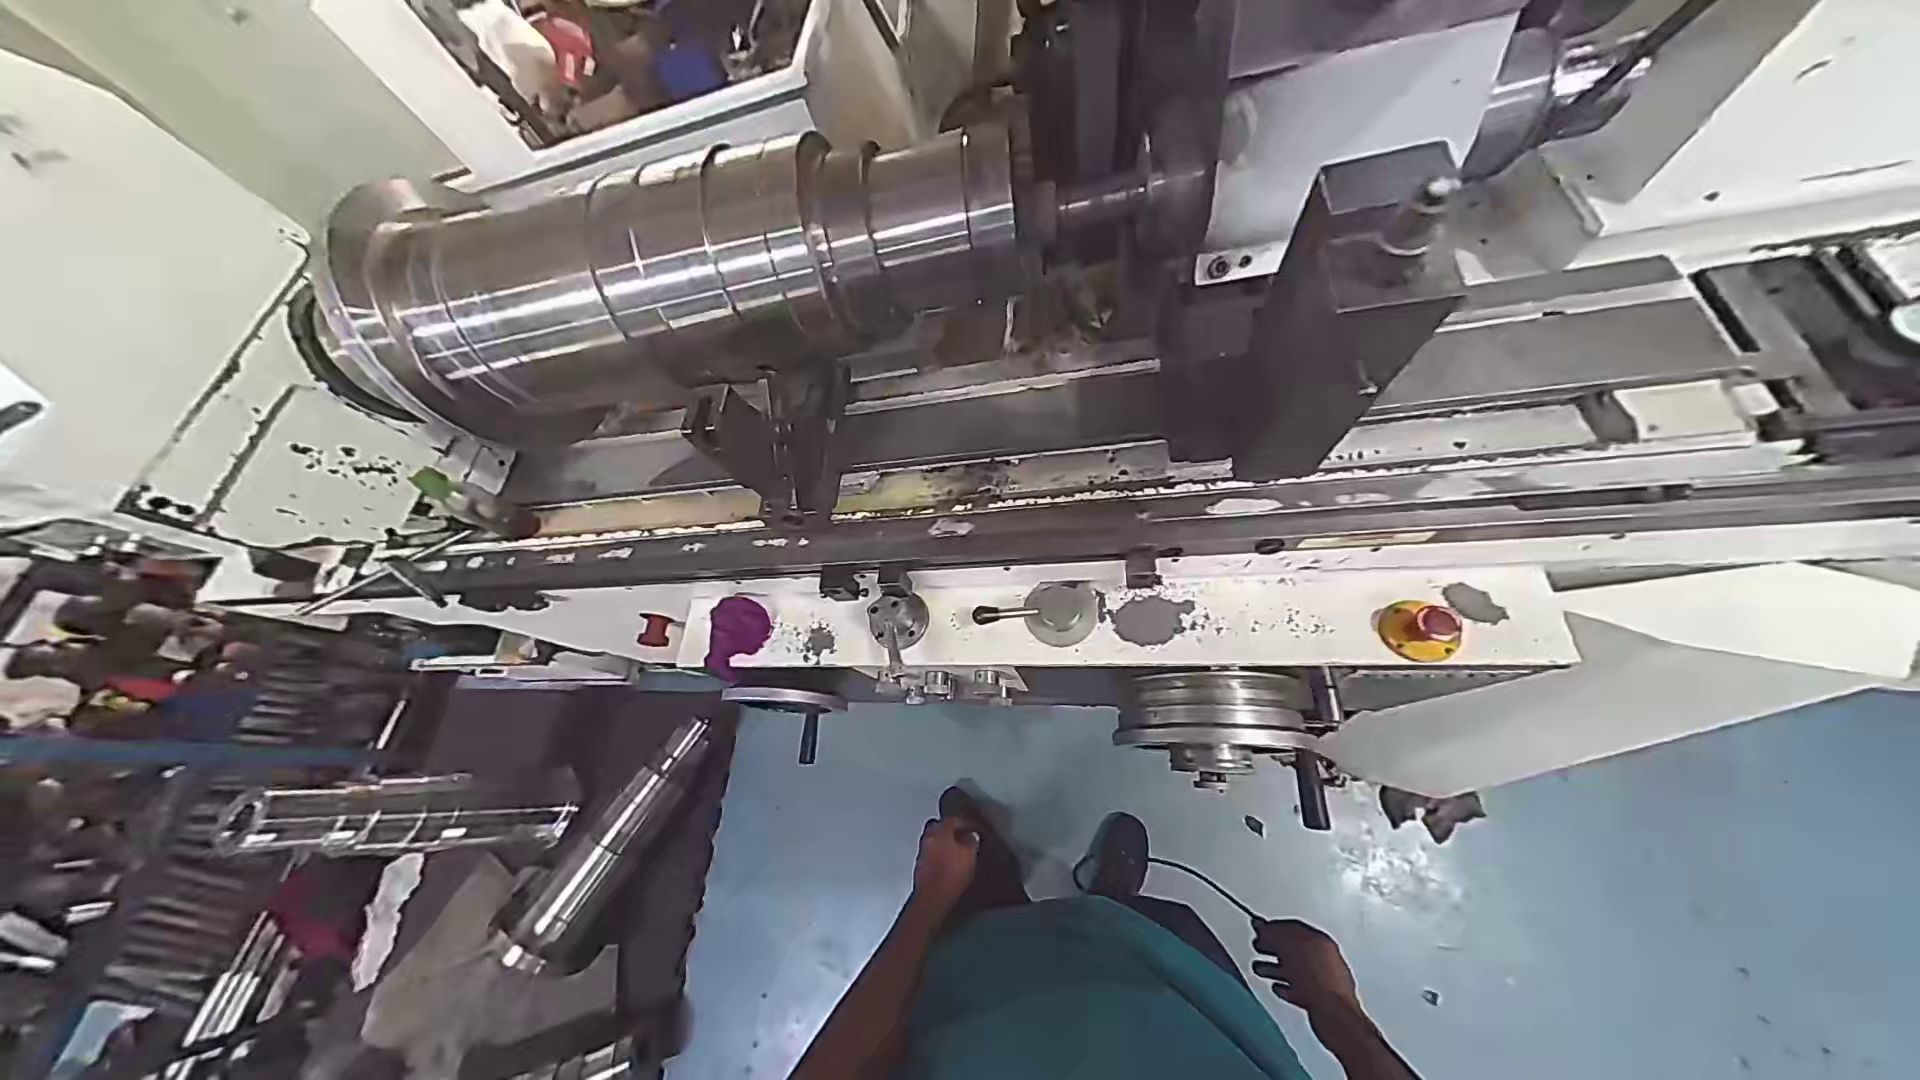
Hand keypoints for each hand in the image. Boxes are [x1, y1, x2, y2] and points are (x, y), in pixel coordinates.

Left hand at [910, 816, 977, 914]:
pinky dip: (939, 855)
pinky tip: (947, 863)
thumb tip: (972, 837)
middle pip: (940, 827)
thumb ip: (972, 841)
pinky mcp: (920, 867)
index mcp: (940, 831)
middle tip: (962, 835)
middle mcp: (928, 838)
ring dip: (944, 842)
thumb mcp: (970, 855)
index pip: (953, 819)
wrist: (934, 898)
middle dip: (951, 830)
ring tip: (956, 850)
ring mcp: (922, 853)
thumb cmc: (951, 875)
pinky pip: (931, 854)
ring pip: (934, 840)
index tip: (973, 827)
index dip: (966, 822)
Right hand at [1251, 918, 1359, 1014]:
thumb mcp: (1285, 947)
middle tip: (1258, 945)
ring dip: (1275, 968)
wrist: (1334, 1015)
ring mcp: (1325, 981)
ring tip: (1259, 969)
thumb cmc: (1316, 978)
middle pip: (1292, 948)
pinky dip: (1286, 986)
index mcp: (1320, 940)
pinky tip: (1278, 987)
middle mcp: (1325, 958)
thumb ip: (1270, 933)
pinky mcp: (1321, 1001)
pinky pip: (1299, 989)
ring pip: (1294, 970)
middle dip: (1273, 947)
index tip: (1259, 928)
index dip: (1272, 927)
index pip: (1291, 927)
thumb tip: (1260, 926)